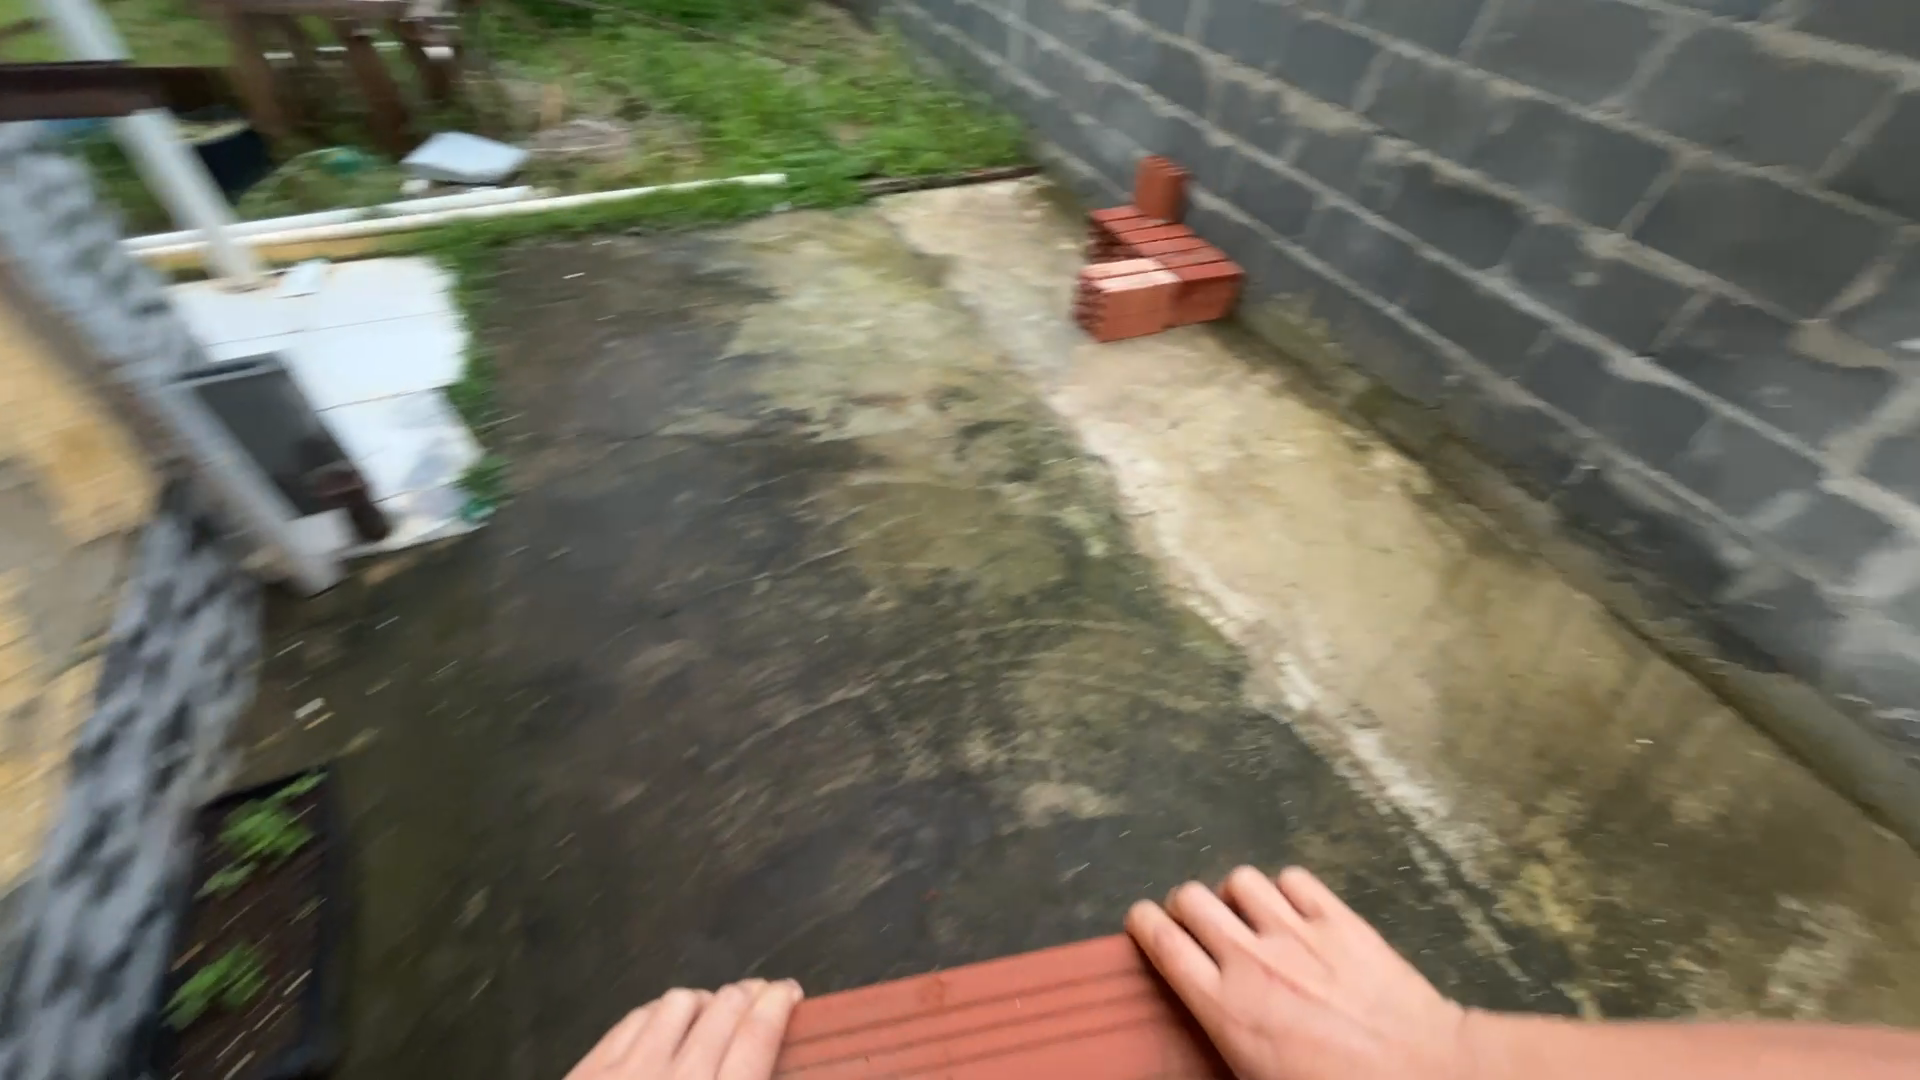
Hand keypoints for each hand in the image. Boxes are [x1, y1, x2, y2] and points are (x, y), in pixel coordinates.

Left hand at [565, 978, 803, 1079]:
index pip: (757, 1035)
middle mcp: (676, 1078)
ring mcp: (626, 1073)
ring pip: (681, 1002)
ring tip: (710, 1019)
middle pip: (724, 1009)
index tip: (790, 992)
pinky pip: (636, 1017)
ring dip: (704, 1005)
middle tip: (760, 1001)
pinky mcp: (587, 1073)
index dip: (779, 1003)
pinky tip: (663, 1031)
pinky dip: (659, 1015)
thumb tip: (766, 1062)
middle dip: (750, 995)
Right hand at [1126, 866, 1471, 1079]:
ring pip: (1240, 880)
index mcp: (1225, 1006)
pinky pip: (1293, 878)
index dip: (1143, 922)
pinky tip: (1296, 910)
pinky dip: (1287, 889)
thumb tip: (1209, 1042)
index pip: (1162, 941)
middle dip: (1185, 906)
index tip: (1143, 922)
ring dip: (1236, 896)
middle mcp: (1249, 958)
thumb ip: (1224, 1053)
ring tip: (1250, 916)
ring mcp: (1294, 932)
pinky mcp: (1337, 919)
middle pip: (1190, 898)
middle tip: (1199, 926)